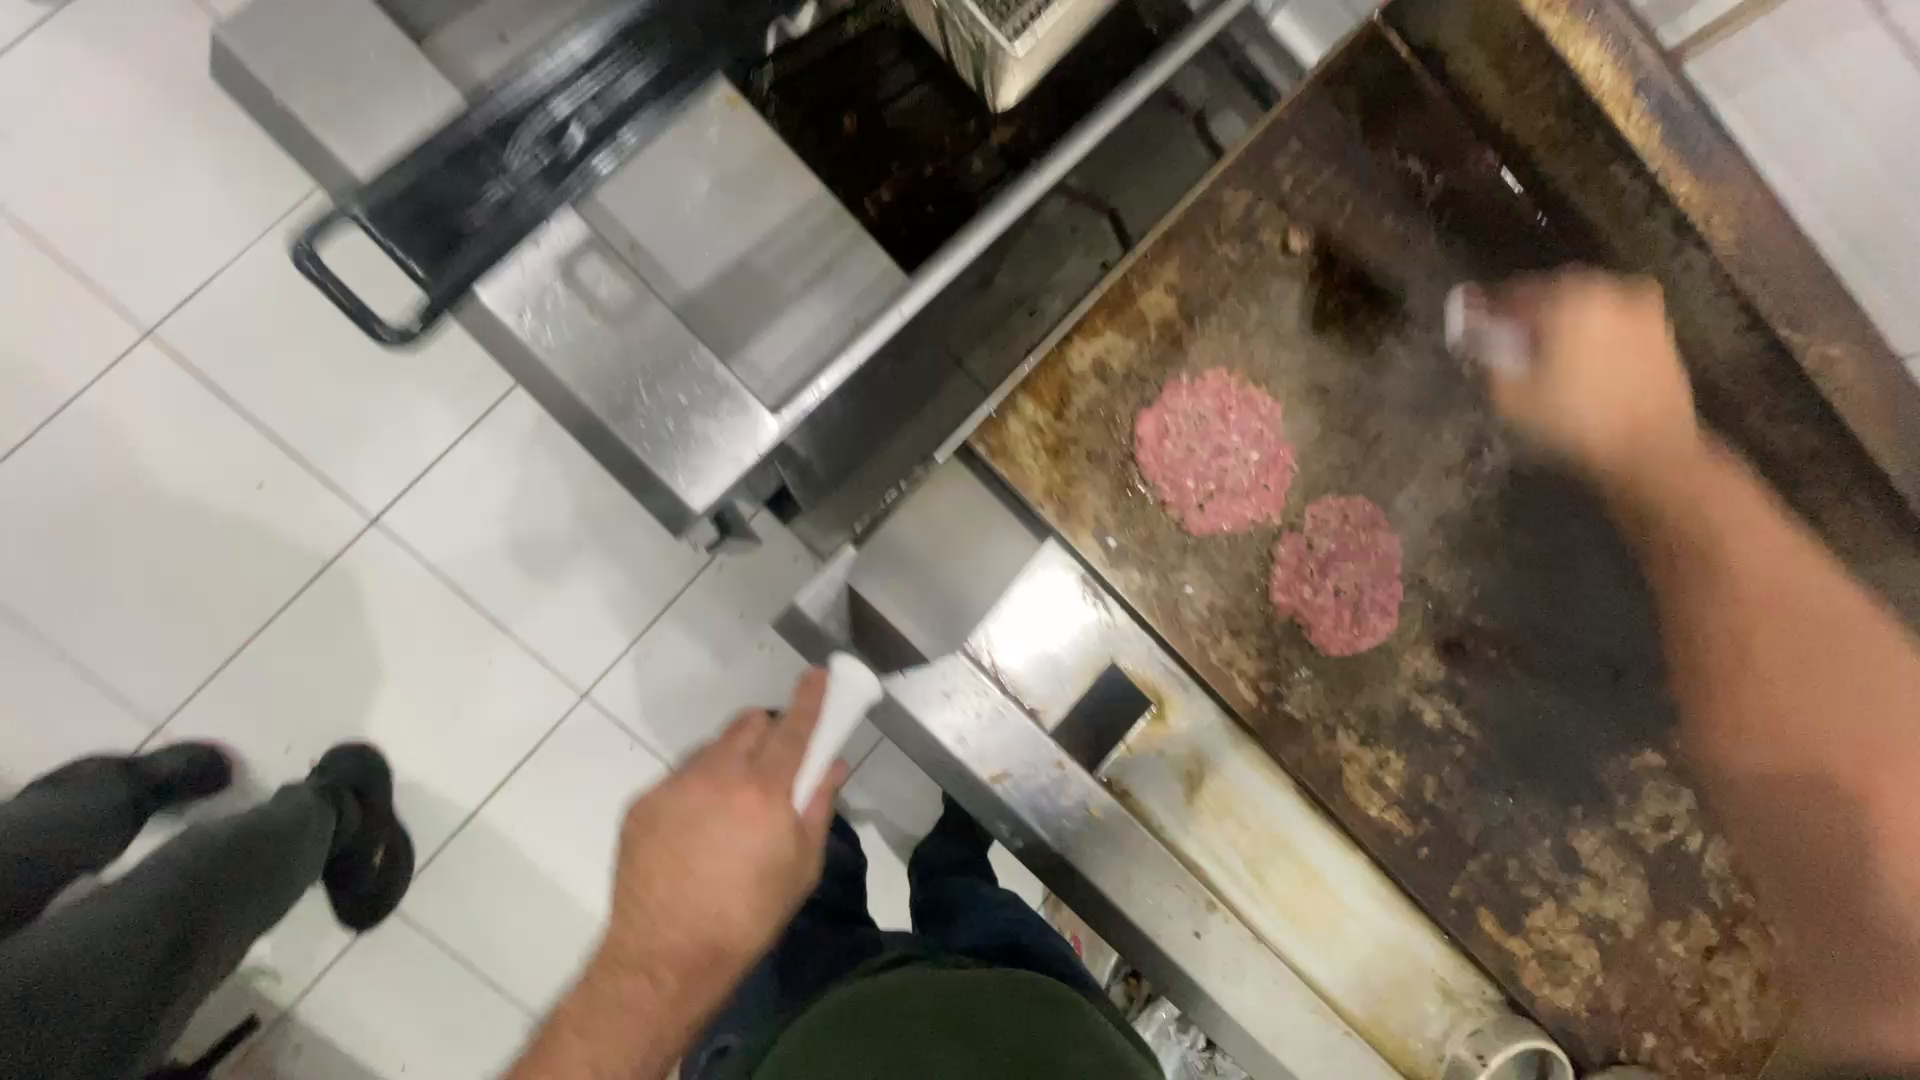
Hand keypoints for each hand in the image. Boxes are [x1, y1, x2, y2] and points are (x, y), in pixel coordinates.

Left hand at [599, 668, 848, 996]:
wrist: (666, 959)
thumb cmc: (749, 916)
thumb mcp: (802, 866)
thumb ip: (819, 805)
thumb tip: (833, 765)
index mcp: (765, 790)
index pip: (795, 727)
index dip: (811, 697)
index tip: (818, 673)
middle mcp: (719, 775)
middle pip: (750, 723)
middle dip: (768, 731)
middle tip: (774, 765)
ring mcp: (675, 785)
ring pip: (713, 748)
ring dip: (731, 759)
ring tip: (729, 808)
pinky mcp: (643, 803)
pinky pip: (681, 777)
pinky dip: (697, 789)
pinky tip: (695, 832)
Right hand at [1472, 270, 1700, 484]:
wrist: (1649, 444)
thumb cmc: (1571, 419)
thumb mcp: (1510, 393)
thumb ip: (1486, 353)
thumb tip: (1473, 329)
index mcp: (1567, 299)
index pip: (1513, 293)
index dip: (1486, 310)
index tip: (1470, 328)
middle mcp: (1607, 290)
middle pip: (1551, 292)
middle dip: (1525, 313)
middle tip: (1504, 339)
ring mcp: (1639, 307)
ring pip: (1582, 304)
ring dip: (1558, 321)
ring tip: (1539, 351)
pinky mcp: (1658, 328)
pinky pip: (1609, 318)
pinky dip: (1586, 330)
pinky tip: (1573, 359)